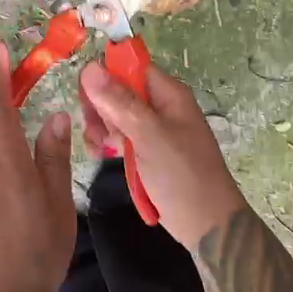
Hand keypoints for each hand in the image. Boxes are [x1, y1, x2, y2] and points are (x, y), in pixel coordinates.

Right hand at [78, 60, 249, 247]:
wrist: (205, 224)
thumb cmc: (182, 177)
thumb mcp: (149, 136)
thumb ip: (119, 103)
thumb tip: (90, 68)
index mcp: (168, 95)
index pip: (130, 67)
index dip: (105, 77)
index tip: (87, 99)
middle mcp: (159, 107)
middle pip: (117, 91)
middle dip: (100, 108)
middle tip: (96, 130)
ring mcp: (152, 130)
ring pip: (114, 116)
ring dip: (100, 129)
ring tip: (100, 148)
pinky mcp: (145, 152)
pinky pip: (119, 137)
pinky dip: (107, 144)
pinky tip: (101, 155)